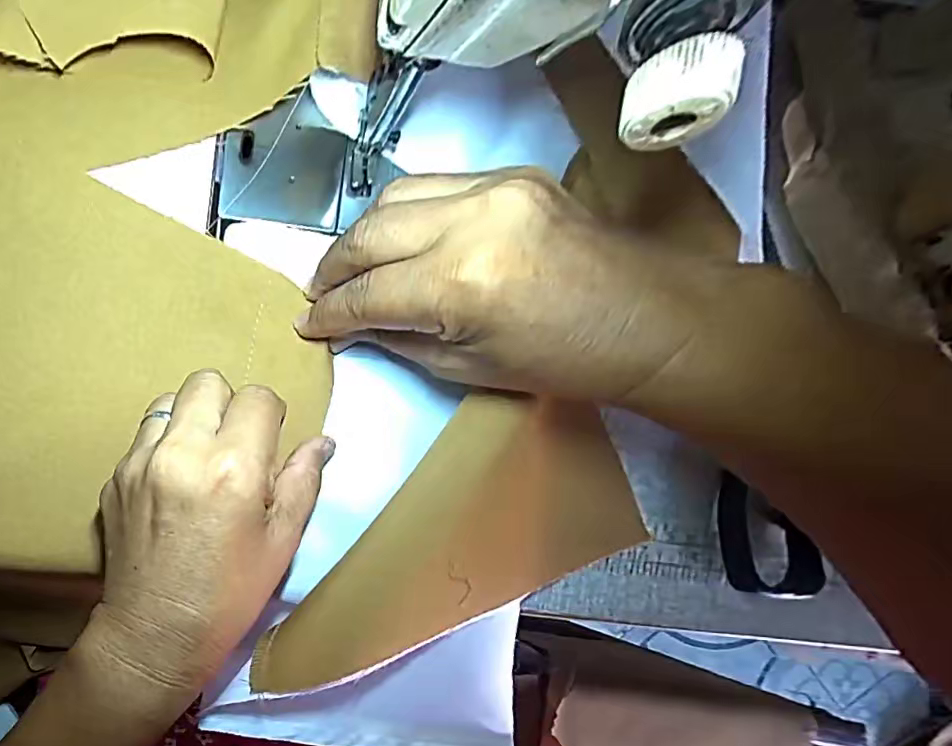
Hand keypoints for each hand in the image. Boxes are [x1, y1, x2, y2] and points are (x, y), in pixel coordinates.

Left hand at [80, 369, 334, 705]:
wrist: (154, 633)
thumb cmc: (228, 596)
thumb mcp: (280, 544)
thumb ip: (302, 483)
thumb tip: (321, 442)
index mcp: (232, 467)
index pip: (256, 397)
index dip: (269, 417)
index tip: (267, 445)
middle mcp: (180, 453)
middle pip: (205, 382)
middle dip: (227, 405)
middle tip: (233, 446)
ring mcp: (137, 463)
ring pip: (166, 404)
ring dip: (189, 420)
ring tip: (198, 460)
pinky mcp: (112, 479)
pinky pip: (141, 439)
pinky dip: (161, 448)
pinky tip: (169, 486)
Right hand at [293, 168, 741, 402]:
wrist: (647, 318)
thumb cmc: (555, 361)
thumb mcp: (458, 365)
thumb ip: (395, 336)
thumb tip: (348, 325)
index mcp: (460, 281)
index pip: (366, 293)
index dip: (328, 314)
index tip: (305, 325)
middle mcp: (473, 221)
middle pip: (369, 234)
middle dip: (331, 269)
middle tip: (316, 294)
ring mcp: (496, 187)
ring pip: (393, 198)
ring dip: (360, 235)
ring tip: (347, 266)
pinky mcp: (512, 175)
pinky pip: (431, 186)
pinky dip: (399, 216)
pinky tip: (392, 243)